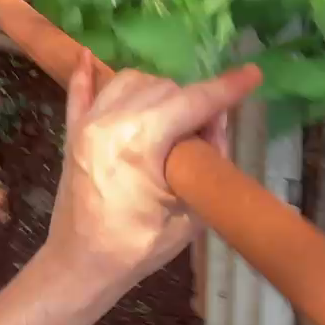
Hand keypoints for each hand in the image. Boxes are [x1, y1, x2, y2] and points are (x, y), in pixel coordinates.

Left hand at [45, 51, 262, 293]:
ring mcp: (86, 124)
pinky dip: (87, 75)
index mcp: (140, 141)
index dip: (227, 88)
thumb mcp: (191, 213)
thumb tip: (215, 123)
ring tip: (173, 118)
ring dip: (157, 90)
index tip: (252, 73)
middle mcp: (109, 121)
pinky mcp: (71, 132)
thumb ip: (209, 161)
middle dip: (192, 101)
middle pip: (164, 87)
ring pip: (129, 81)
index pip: (193, 102)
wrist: (82, 265)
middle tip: (206, 134)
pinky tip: (88, 59)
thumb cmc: (139, 247)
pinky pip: (78, 91)